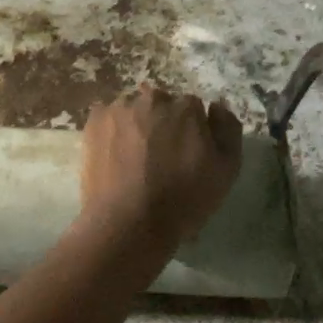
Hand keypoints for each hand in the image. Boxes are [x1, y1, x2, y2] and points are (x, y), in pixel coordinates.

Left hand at [80, 85, 243, 251]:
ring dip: (137, 124)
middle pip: (162, 104)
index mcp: (187, 107)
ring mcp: (120, 108)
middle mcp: (153, 99)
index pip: (192, 108)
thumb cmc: (184, 200)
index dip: (191, 132)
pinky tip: (115, 155)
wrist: (129, 223)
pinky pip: (109, 118)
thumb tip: (216, 105)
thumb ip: (228, 129)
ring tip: (134, 158)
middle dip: (163, 123)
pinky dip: (113, 130)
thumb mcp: (226, 170)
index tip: (185, 154)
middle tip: (160, 157)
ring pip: (134, 109)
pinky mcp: (95, 121)